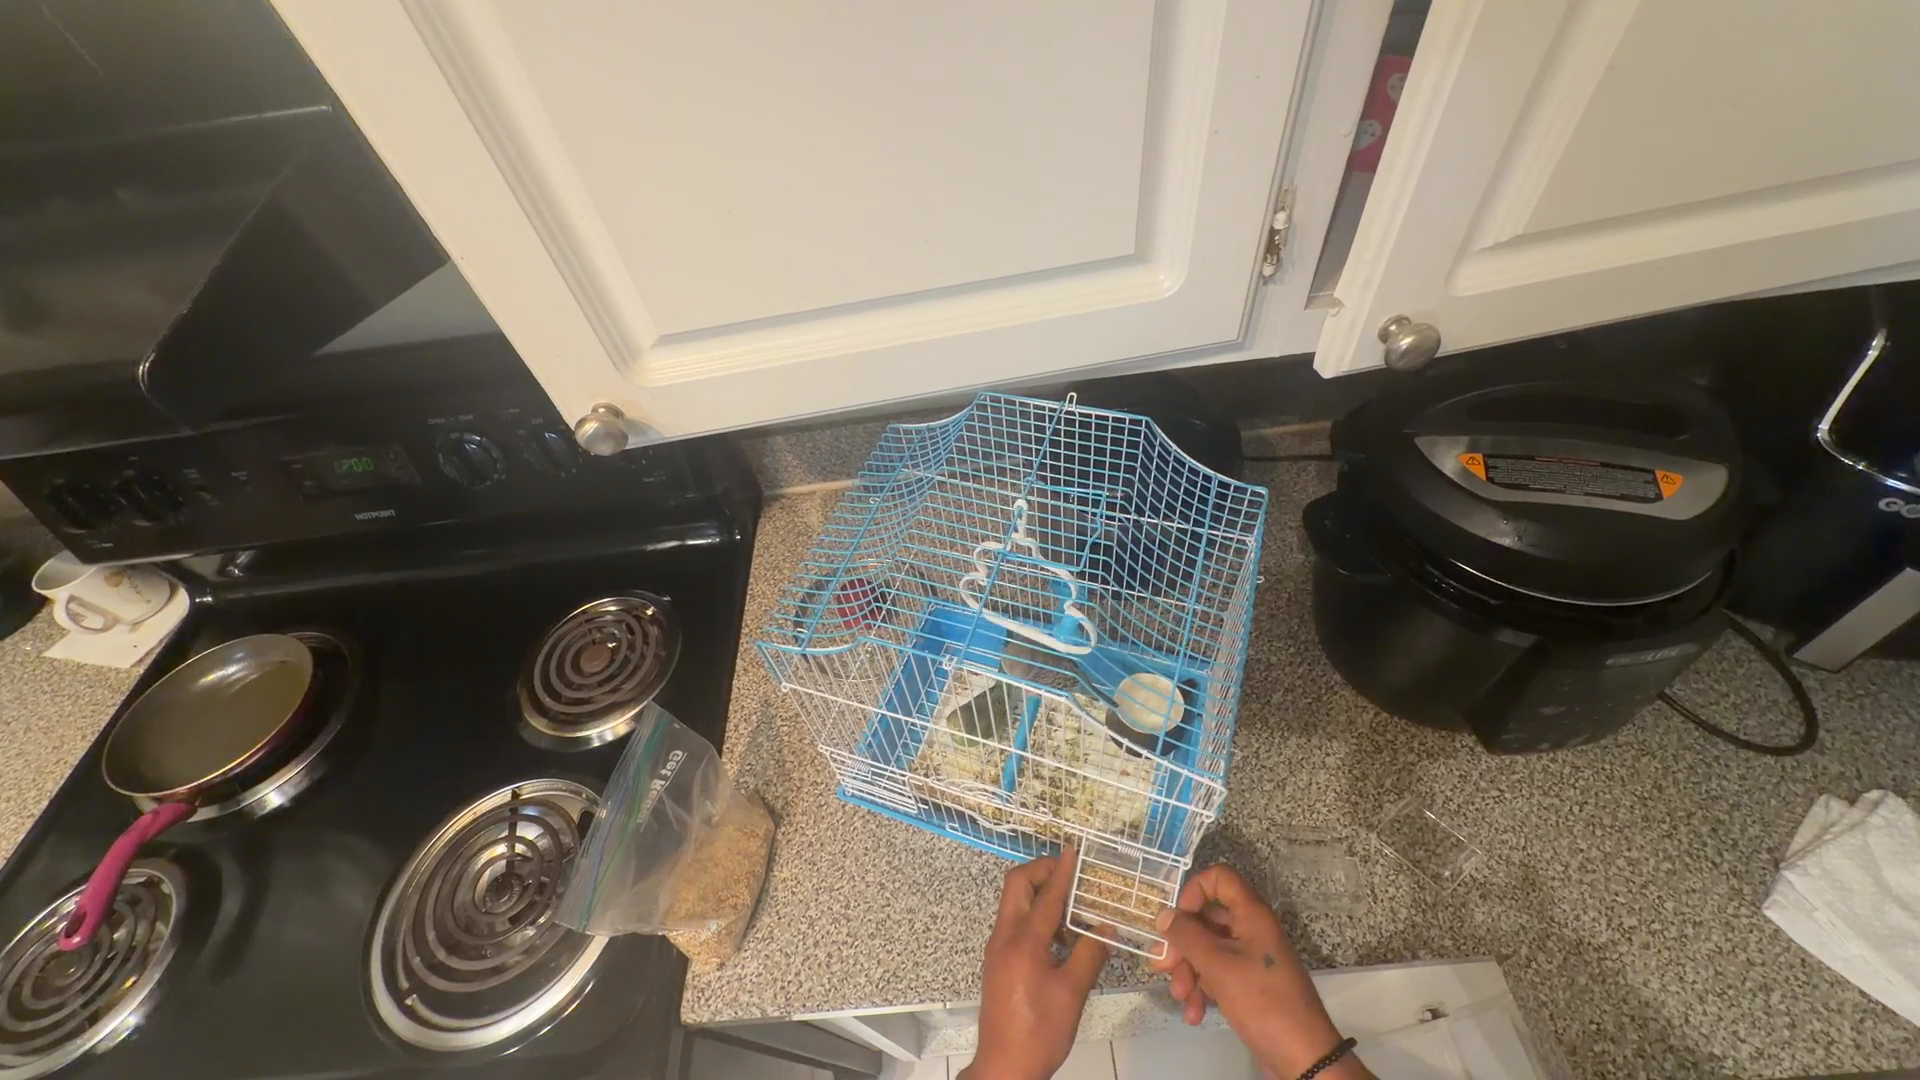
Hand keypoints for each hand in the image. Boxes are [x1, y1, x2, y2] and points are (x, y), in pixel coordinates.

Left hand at [961, 848, 1109, 1079]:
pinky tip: (1058, 931)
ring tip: (1069, 899)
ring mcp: (997, 947)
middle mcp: (1004, 936)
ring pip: (1013, 902)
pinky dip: (1033, 914)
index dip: (1062, 872)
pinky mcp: (997, 960)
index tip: (1073, 851)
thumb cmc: (1040, 1031)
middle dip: (1041, 870)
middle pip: (1017, 885)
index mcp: (1023, 941)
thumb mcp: (1072, 993)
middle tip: (1068, 870)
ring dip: (1037, 892)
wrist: (1004, 1066)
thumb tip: (1105, 928)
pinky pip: (1013, 922)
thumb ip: (1089, 954)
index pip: (1045, 895)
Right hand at [1149, 865, 1365, 1078]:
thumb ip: (1187, 935)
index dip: (1195, 891)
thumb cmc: (1262, 1001)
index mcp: (1251, 915)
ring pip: (1209, 950)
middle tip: (1162, 966)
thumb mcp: (1218, 965)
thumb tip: (1164, 915)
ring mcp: (1251, 959)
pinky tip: (1194, 1013)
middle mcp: (1251, 930)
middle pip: (1207, 920)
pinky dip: (1203, 990)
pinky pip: (1218, 975)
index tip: (1179, 919)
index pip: (1220, 878)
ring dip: (1189, 972)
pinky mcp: (1249, 986)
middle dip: (1182, 944)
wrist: (1303, 1059)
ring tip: (1181, 998)